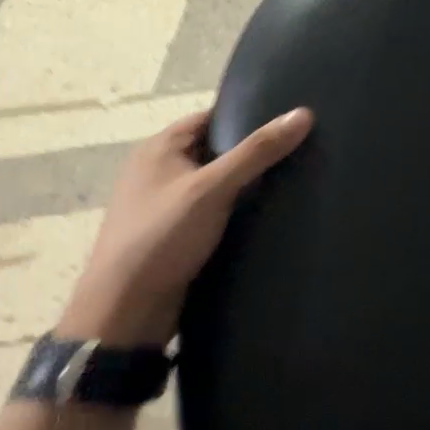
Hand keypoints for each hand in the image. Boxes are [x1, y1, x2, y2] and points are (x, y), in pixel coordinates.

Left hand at [56, 107, 313, 346]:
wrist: (124, 315)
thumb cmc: (161, 238)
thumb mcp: (212, 189)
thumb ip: (257, 151)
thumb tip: (304, 113)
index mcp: (158, 149)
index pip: (213, 116)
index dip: (250, 114)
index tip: (291, 118)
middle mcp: (158, 170)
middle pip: (218, 147)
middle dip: (255, 149)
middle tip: (301, 146)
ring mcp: (165, 203)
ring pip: (218, 180)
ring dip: (248, 180)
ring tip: (295, 174)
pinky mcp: (174, 232)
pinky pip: (215, 207)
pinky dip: (238, 206)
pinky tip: (270, 209)